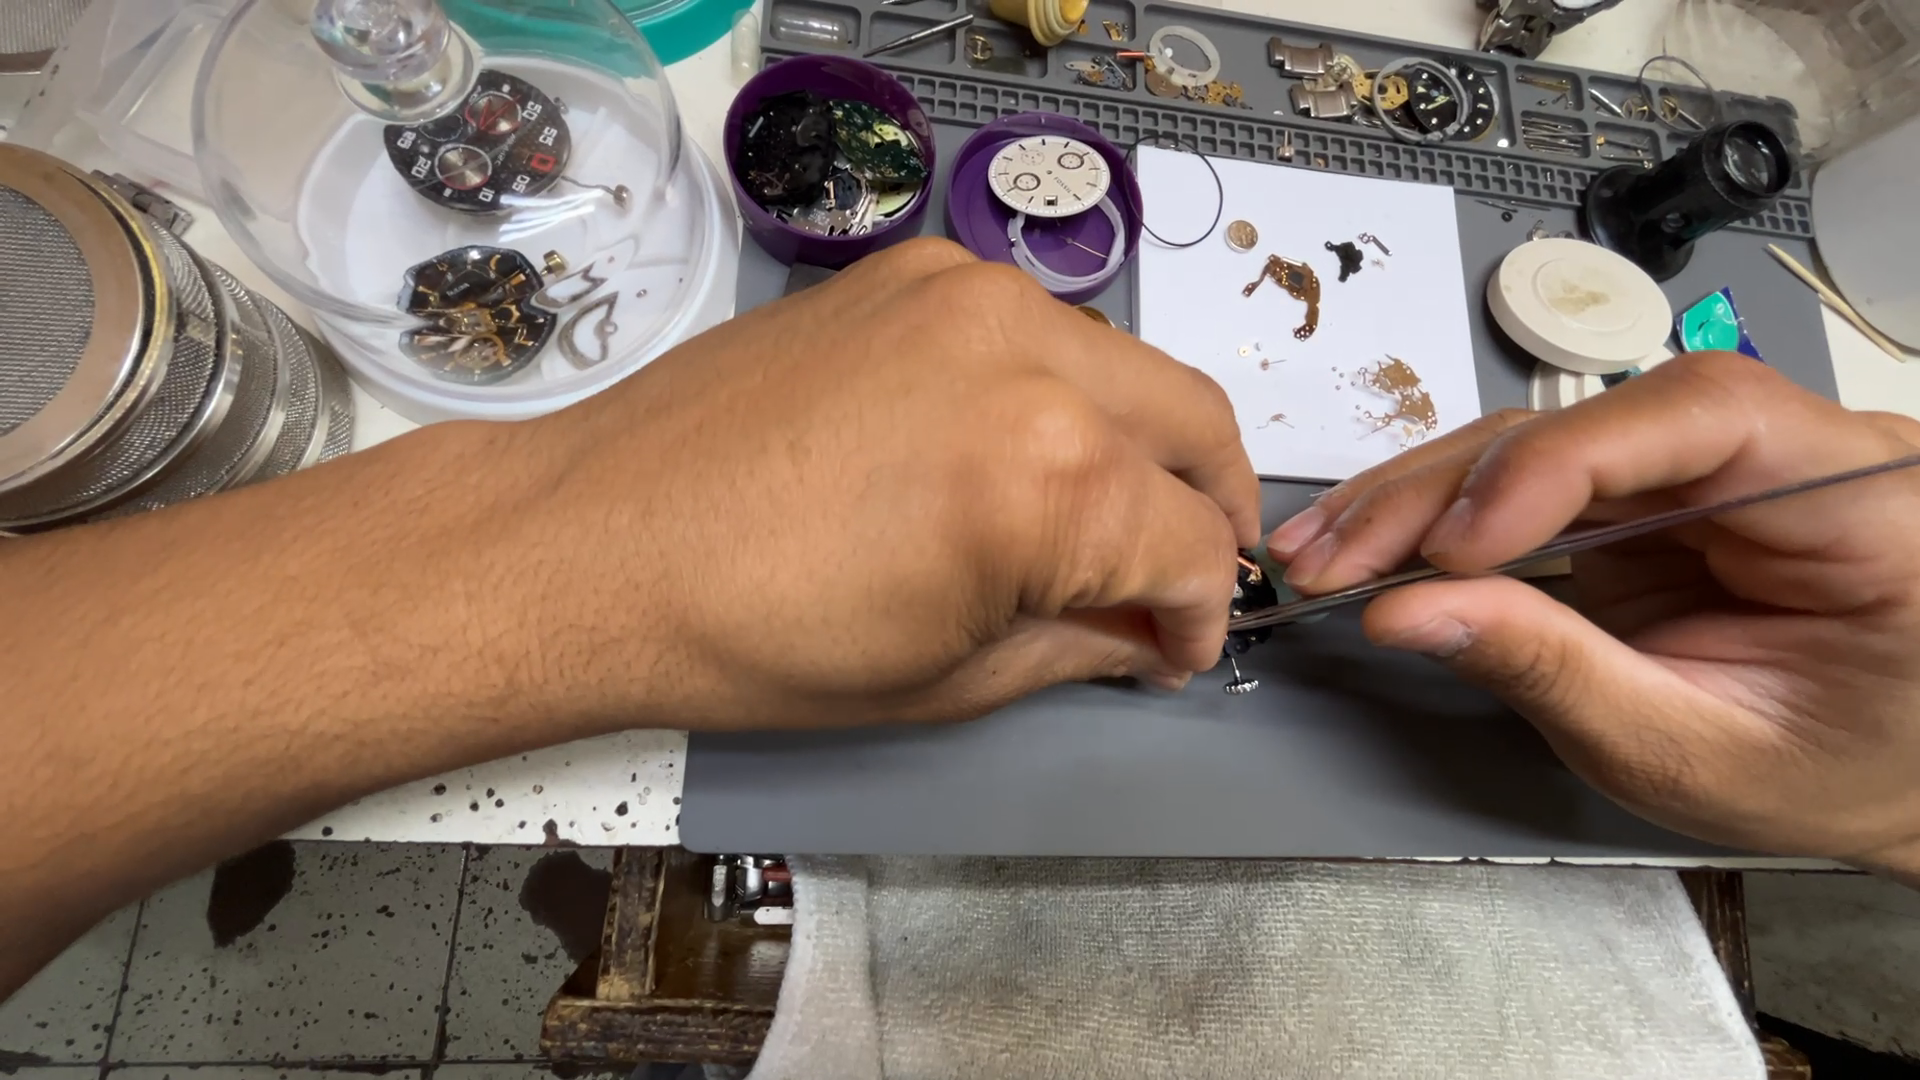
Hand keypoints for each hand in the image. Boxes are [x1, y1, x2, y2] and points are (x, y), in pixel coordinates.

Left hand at [489, 238, 1257, 728]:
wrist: (599, 541)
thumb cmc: (766, 642)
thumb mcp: (950, 676)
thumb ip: (1083, 644)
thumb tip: (1154, 633)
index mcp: (1045, 480)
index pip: (1189, 546)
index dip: (1201, 612)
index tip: (1178, 646)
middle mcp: (1029, 358)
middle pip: (1195, 424)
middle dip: (1213, 509)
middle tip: (1186, 571)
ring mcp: (971, 293)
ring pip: (1127, 367)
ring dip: (1145, 446)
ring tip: (1111, 513)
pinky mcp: (918, 271)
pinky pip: (1044, 331)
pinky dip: (1067, 393)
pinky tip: (1027, 443)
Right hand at [1265, 353, 1919, 879]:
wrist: (1870, 772)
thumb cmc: (1818, 775)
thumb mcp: (1682, 751)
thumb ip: (1547, 671)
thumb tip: (1395, 614)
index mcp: (1862, 506)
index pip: (1696, 416)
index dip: (1554, 464)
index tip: (1453, 553)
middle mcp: (1766, 455)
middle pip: (1563, 429)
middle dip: (1426, 499)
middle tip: (1326, 564)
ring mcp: (1675, 469)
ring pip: (1506, 446)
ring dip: (1393, 503)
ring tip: (1308, 556)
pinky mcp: (1611, 494)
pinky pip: (1492, 481)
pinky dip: (1408, 517)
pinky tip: (1345, 541)